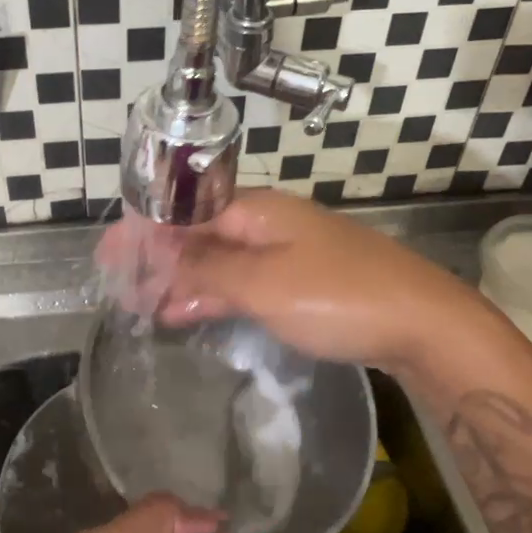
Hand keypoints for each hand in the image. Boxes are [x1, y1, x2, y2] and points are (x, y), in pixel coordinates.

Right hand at [98, 190, 486, 371]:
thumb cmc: (339, 297)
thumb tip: (157, 268)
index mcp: (257, 209)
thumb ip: (207, 274)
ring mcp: (287, 253)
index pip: (184, 210)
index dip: (143, 231)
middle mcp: (268, 222)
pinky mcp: (302, 283)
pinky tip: (190, 315)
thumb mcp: (264, 285)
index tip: (107, 256)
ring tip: (143, 307)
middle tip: (119, 289)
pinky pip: (244, 282)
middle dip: (157, 258)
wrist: (424, 323)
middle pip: (199, 233)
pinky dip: (213, 296)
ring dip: (182, 280)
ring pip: (221, 260)